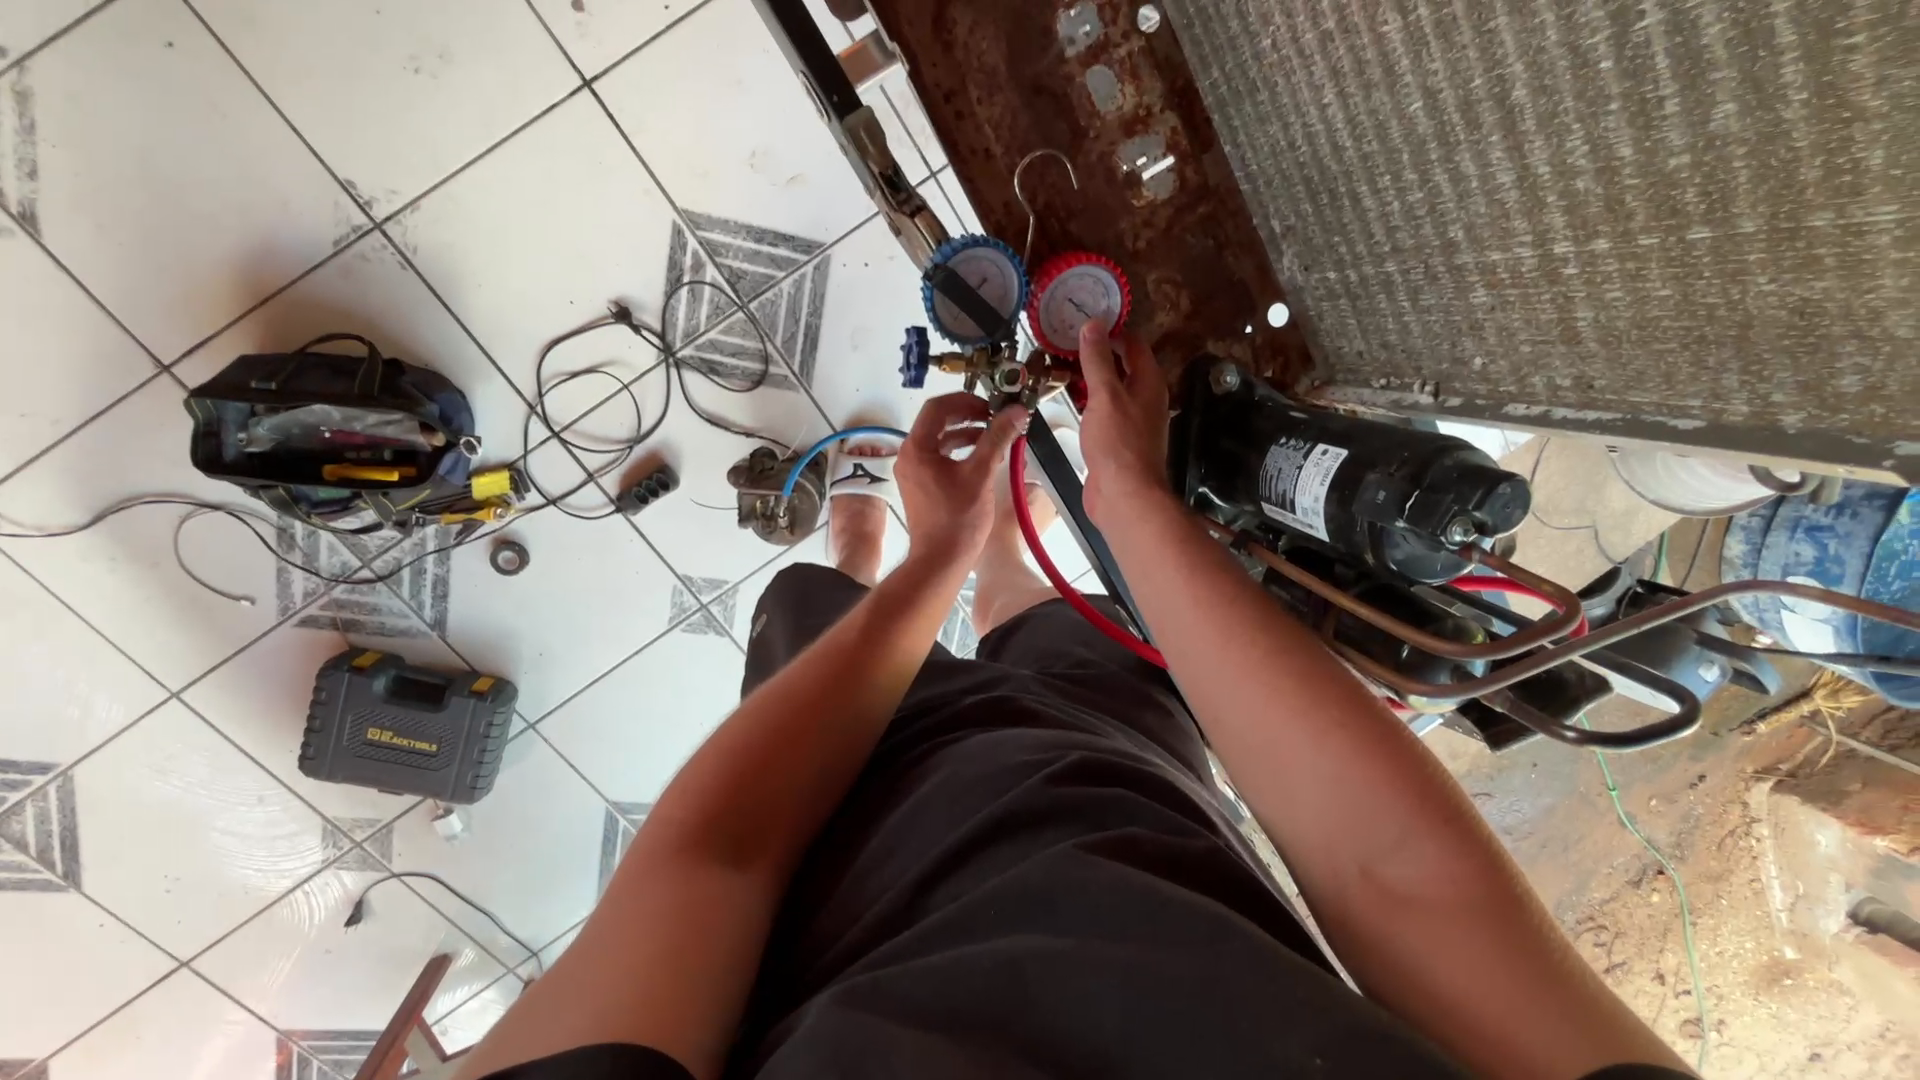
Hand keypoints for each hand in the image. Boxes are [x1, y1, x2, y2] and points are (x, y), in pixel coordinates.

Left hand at [894, 393, 1029, 566]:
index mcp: (916, 448)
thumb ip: (997, 438)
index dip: (966, 400)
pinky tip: (985, 458)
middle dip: (969, 416)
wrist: (940, 561)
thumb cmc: (958, 519)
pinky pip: (941, 458)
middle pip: (938, 422)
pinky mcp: (921, 486)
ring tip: (996, 437)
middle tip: (996, 417)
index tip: (992, 405)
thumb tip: (1016, 411)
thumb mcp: (981, 474)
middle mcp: (909, 456)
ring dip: (968, 434)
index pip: (938, 407)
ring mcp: (913, 472)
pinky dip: (962, 452)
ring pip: (941, 440)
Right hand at [1077, 322, 1169, 529]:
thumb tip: (1093, 324)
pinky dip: (1087, 401)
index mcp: (1149, 382)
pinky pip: (1102, 411)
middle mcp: (1145, 399)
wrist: (1123, 496)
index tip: (1083, 321)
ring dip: (1089, 378)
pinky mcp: (1117, 440)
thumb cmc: (1117, 444)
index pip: (1134, 344)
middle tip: (1065, 342)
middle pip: (1122, 366)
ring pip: (1111, 389)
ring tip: (1061, 366)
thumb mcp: (1105, 395)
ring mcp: (1132, 421)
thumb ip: (1097, 360)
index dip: (1112, 330)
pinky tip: (1068, 400)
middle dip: (1097, 353)